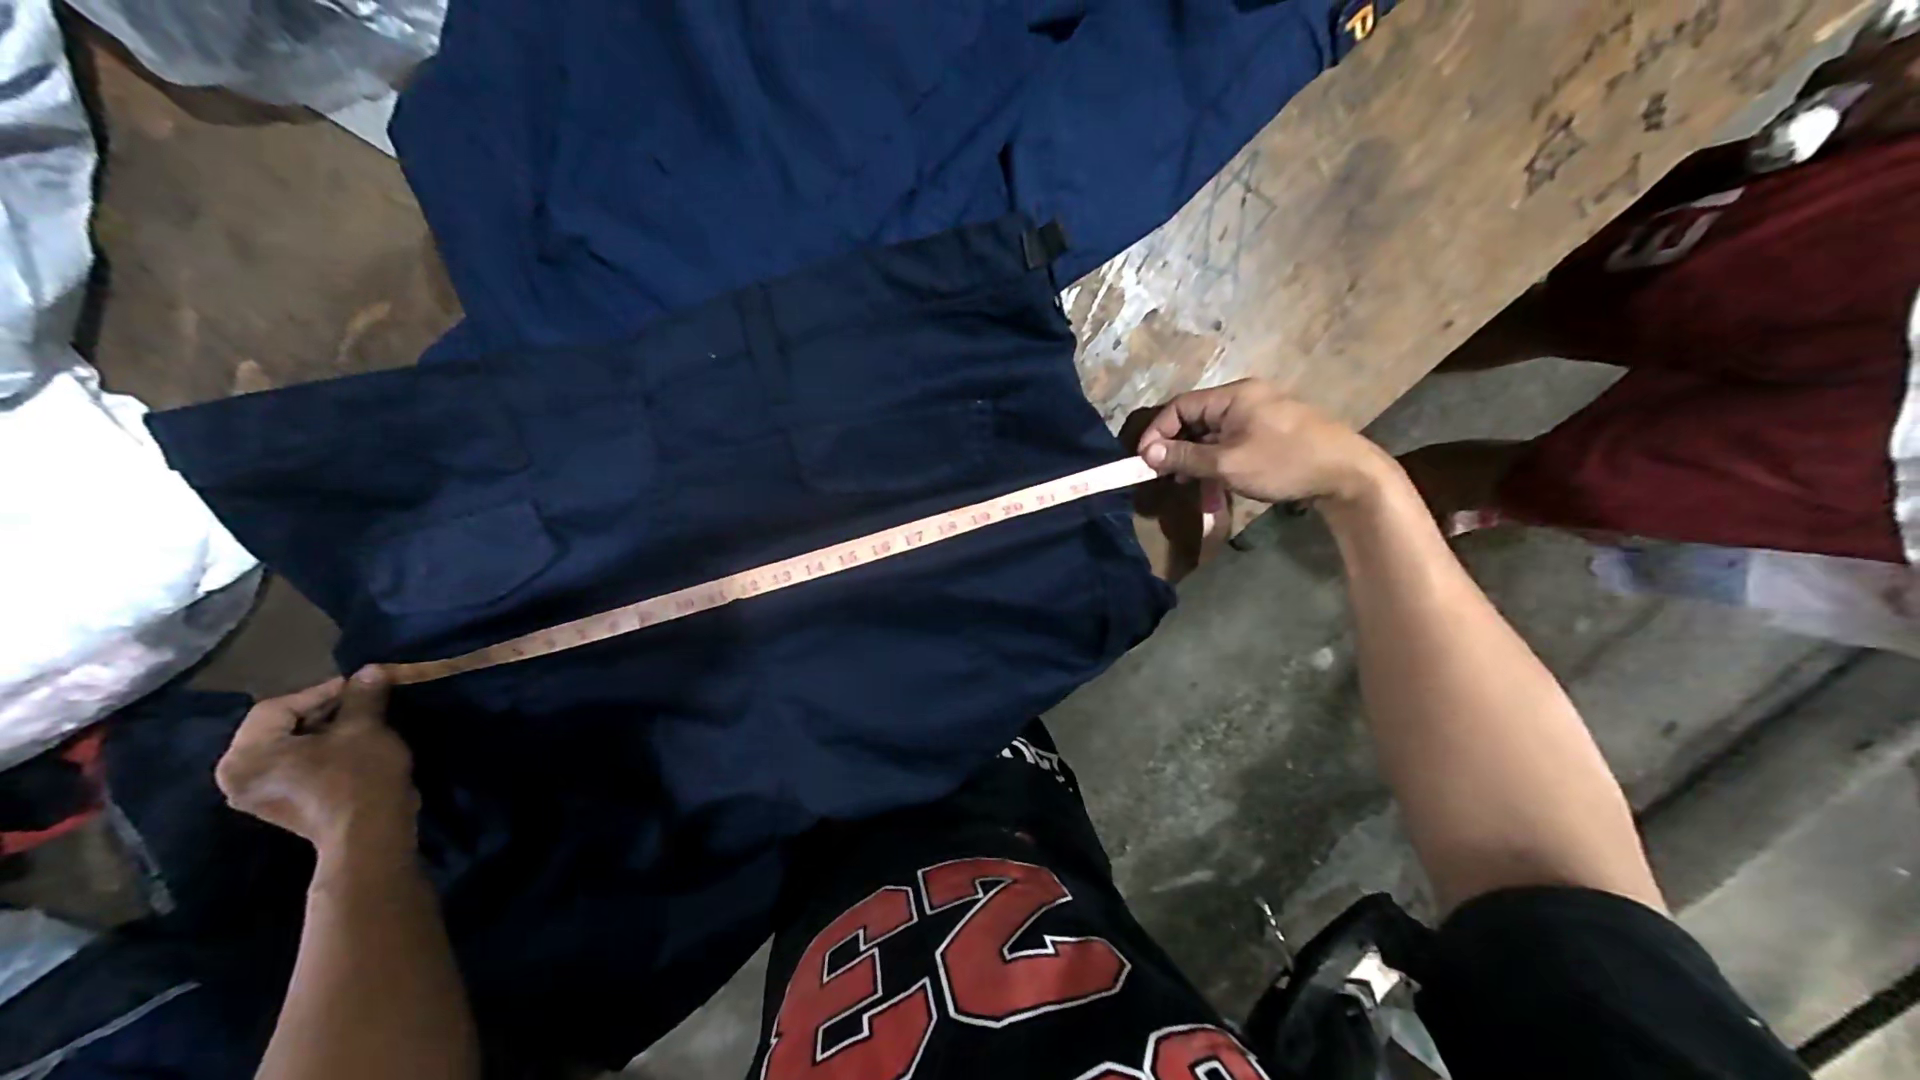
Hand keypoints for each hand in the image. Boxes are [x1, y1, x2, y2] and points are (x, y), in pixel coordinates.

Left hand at [216, 667, 418, 860]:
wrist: (369, 832)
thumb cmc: (359, 776)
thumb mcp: (364, 728)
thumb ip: (362, 696)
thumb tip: (370, 670)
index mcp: (246, 755)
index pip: (277, 707)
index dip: (321, 691)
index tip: (361, 686)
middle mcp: (235, 775)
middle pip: (277, 727)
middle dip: (321, 711)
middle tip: (361, 702)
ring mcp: (252, 794)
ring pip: (285, 746)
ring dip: (322, 730)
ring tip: (358, 722)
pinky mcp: (275, 804)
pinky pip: (289, 765)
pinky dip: (316, 751)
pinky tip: (347, 747)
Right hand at [1135, 379, 1393, 506]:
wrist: (1348, 474)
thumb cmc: (1283, 463)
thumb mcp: (1227, 463)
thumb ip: (1185, 456)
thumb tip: (1147, 453)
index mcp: (1234, 396)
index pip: (1181, 406)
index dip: (1158, 431)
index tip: (1145, 459)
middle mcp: (1246, 397)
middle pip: (1196, 418)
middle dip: (1175, 447)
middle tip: (1163, 474)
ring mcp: (1261, 414)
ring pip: (1214, 433)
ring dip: (1196, 457)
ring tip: (1186, 483)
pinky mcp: (1272, 432)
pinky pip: (1232, 441)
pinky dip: (1217, 460)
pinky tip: (1213, 481)